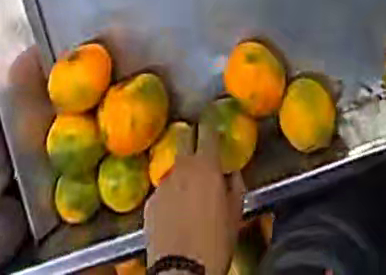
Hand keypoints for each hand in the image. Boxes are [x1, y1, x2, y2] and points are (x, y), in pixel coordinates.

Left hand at [144, 118, 245, 274]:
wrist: (181, 273)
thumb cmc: (215, 244)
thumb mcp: (236, 214)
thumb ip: (235, 186)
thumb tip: (231, 173)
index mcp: (206, 165)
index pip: (208, 131)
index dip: (211, 127)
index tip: (213, 126)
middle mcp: (182, 167)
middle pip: (184, 139)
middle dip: (192, 138)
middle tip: (200, 150)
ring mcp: (163, 184)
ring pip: (174, 168)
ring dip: (182, 174)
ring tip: (190, 195)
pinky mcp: (149, 202)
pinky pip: (163, 191)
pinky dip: (170, 197)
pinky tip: (176, 215)